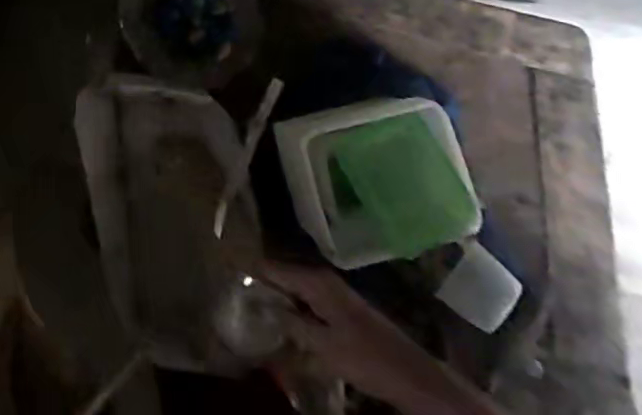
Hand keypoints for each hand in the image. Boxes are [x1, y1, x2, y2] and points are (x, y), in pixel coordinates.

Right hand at [260, 260, 506, 414]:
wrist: (413, 376)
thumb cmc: (367, 358)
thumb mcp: (323, 345)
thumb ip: (291, 323)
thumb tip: (261, 306)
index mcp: (316, 281)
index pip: (272, 267)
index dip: (250, 272)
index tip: (228, 278)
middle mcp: (323, 278)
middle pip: (283, 275)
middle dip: (262, 285)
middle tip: (237, 298)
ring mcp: (334, 292)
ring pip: (295, 289)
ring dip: (278, 299)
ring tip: (255, 311)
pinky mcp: (342, 307)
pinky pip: (308, 300)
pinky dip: (294, 308)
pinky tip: (286, 325)